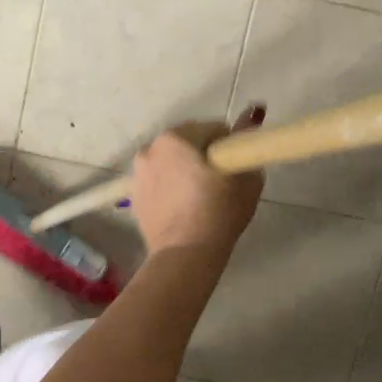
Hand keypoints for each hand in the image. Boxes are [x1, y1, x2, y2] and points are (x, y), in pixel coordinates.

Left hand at [131, 121, 262, 256]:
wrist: (185, 252)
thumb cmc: (218, 212)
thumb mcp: (247, 181)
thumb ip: (248, 152)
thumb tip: (248, 136)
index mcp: (175, 138)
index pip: (212, 129)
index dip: (228, 146)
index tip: (235, 166)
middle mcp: (150, 149)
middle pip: (186, 143)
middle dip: (202, 155)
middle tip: (219, 180)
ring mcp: (138, 175)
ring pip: (169, 164)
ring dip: (183, 170)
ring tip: (199, 195)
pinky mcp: (134, 198)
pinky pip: (158, 184)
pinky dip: (169, 188)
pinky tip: (183, 207)